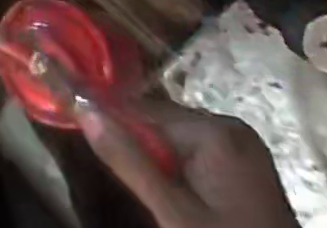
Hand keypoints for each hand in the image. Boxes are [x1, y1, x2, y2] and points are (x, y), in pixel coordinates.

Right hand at [77, 99, 296, 227]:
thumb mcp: (174, 216)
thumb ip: (129, 162)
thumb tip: (85, 110)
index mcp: (215, 130)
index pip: (146, 112)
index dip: (113, 124)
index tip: (79, 127)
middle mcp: (231, 127)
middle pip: (164, 125)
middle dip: (138, 149)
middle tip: (121, 185)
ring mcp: (243, 149)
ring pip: (180, 142)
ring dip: (157, 164)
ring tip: (150, 199)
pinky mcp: (247, 172)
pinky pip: (199, 157)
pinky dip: (180, 174)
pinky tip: (175, 202)